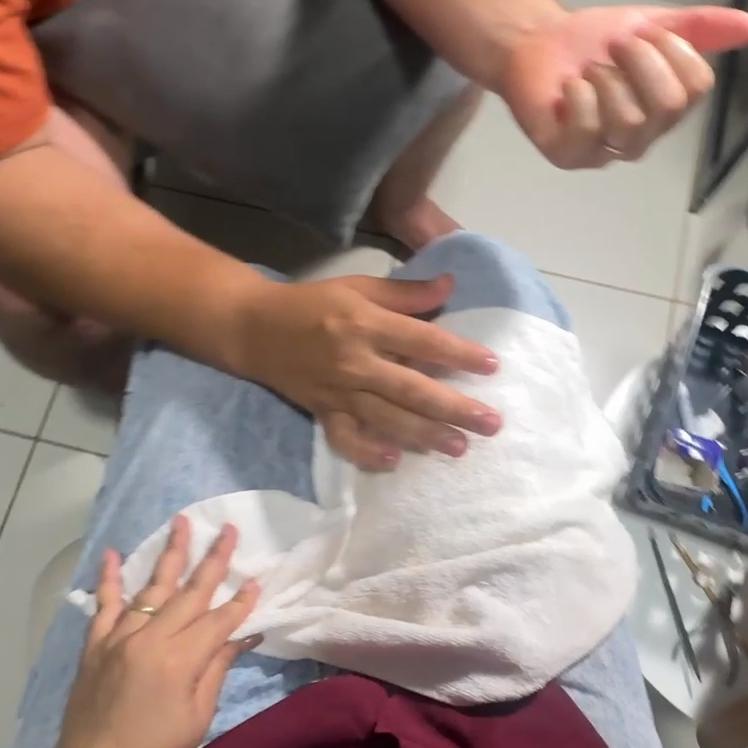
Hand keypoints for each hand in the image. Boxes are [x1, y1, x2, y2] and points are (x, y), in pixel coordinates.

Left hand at [42, 517, 261, 747]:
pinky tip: (113, 553)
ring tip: (182, 523)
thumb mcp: (197, 717)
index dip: (241, 601)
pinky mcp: (95, 646)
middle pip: (189, 592)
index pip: (219, 620)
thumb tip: (241, 635)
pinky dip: (109, 578)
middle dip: (213, 559)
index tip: (257, 579)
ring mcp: (118, 639)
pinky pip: (104, 605)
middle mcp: (149, 640)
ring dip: (169, 555)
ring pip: (151, 588)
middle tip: (227, 529)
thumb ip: (216, 668)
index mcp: (179, 661)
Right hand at [233, 275, 500, 469]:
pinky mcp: (322, 412)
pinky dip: (367, 452)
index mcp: (366, 324)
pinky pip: (346, 438)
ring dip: (425, 435)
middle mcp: (356, 362)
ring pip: (388, 418)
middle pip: (413, 389)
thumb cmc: (313, 304)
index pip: (423, 341)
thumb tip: (449, 286)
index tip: (492, 365)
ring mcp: (338, 392)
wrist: (254, 328)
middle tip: (491, 423)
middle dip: (455, 407)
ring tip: (459, 448)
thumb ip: (405, 293)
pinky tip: (394, 461)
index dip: (460, 353)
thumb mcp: (358, 287)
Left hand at [499, 5, 747, 168]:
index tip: (643, 33)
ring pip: (629, 120)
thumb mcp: (652, 25)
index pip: (696, 88)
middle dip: (641, 62)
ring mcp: (601, 153)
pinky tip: (568, 87)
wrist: (534, 41)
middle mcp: (639, 140)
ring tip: (588, 70)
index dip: (673, 51)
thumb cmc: (593, 42)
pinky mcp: (567, 155)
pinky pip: (589, 128)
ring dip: (607, 78)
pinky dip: (580, 94)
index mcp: (665, 113)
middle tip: (614, 47)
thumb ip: (700, 28)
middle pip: (667, 106)